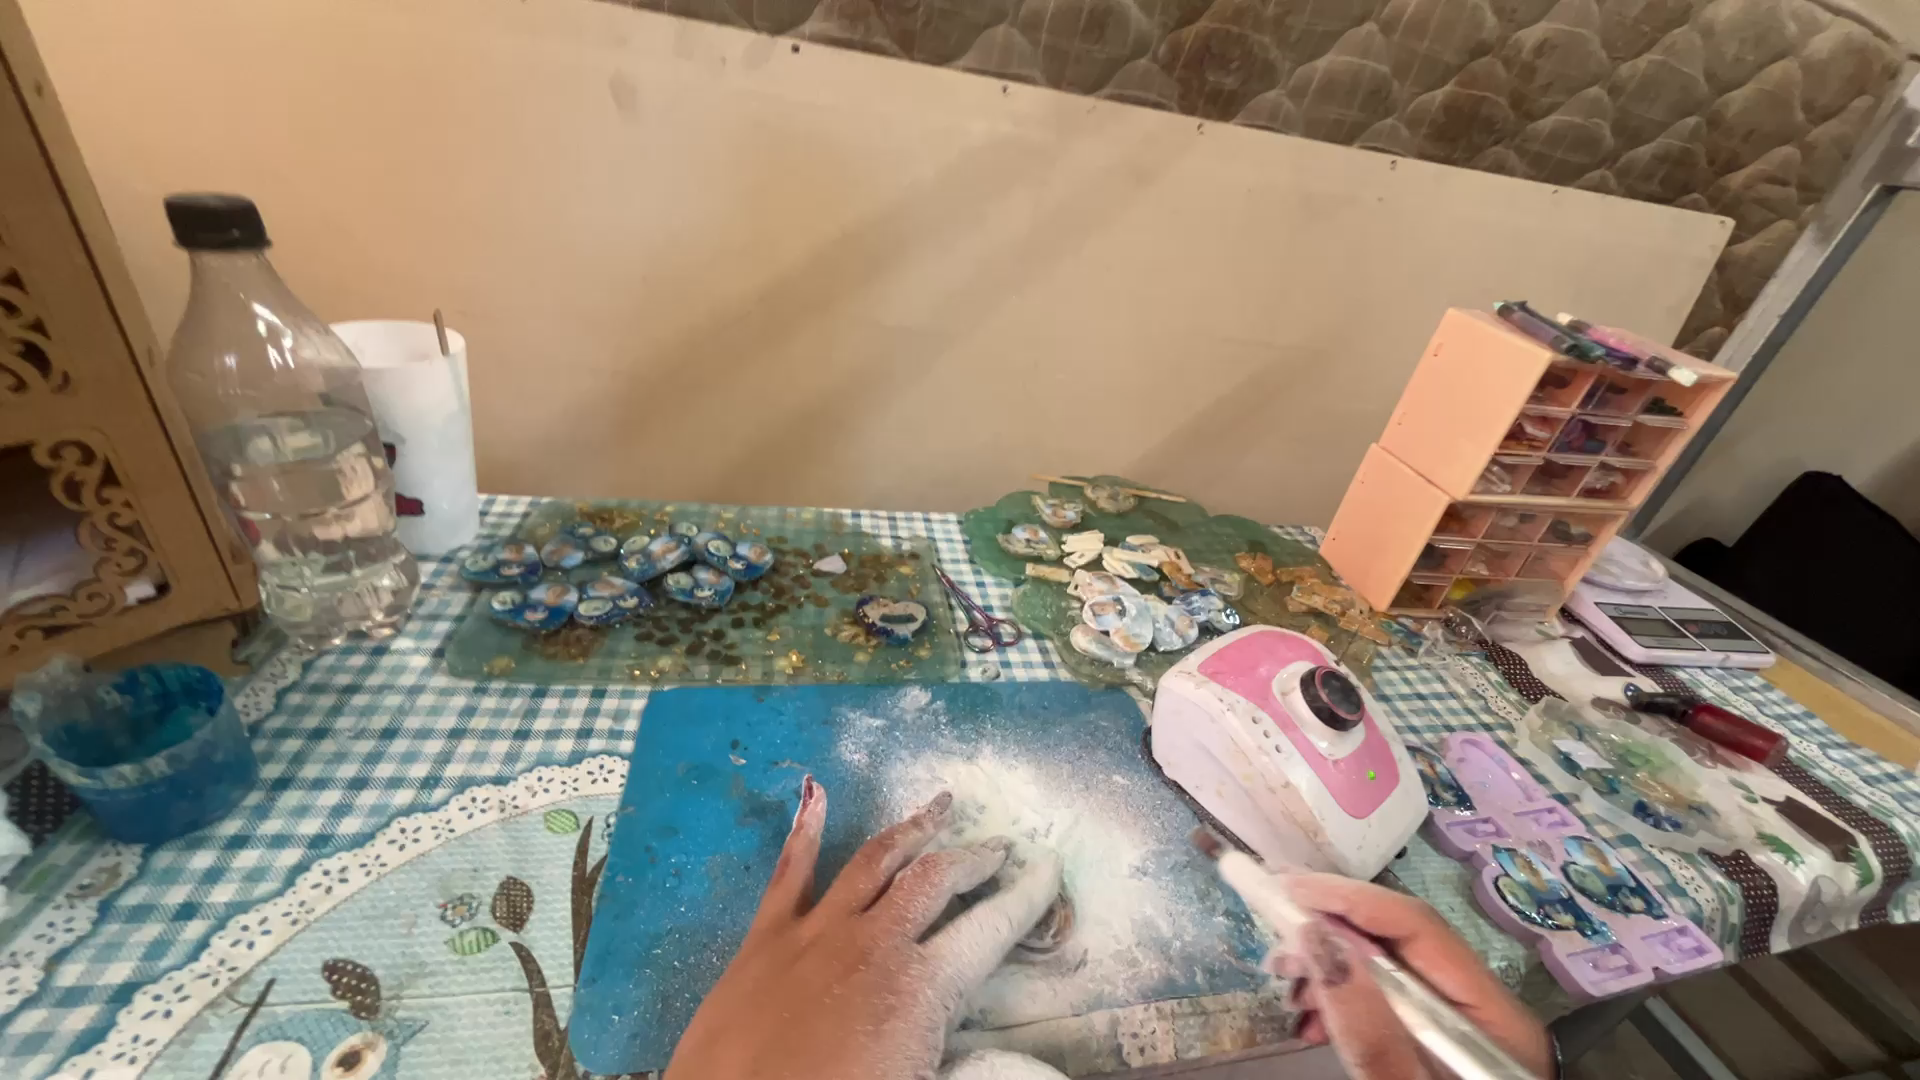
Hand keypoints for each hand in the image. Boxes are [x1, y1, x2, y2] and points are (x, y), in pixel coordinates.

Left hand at [665, 776, 1063, 1079]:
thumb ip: (978, 1072)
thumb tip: (1037, 1065)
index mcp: (919, 988)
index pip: (988, 929)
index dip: (1025, 898)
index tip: (1048, 869)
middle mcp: (875, 941)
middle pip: (936, 880)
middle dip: (974, 858)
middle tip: (1000, 844)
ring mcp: (818, 929)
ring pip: (876, 860)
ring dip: (913, 829)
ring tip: (941, 805)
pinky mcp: (767, 935)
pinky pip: (790, 871)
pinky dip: (804, 830)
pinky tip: (815, 793)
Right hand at [1270, 873, 1553, 1079]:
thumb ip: (1369, 1031)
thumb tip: (1316, 935)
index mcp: (1495, 1019)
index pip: (1415, 926)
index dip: (1344, 897)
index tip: (1279, 889)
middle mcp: (1482, 1007)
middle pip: (1395, 938)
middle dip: (1325, 928)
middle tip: (1269, 933)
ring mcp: (1459, 1024)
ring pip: (1381, 962)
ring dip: (1324, 960)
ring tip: (1282, 980)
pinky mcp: (1433, 1040)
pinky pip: (1380, 993)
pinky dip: (1337, 992)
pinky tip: (1308, 1014)